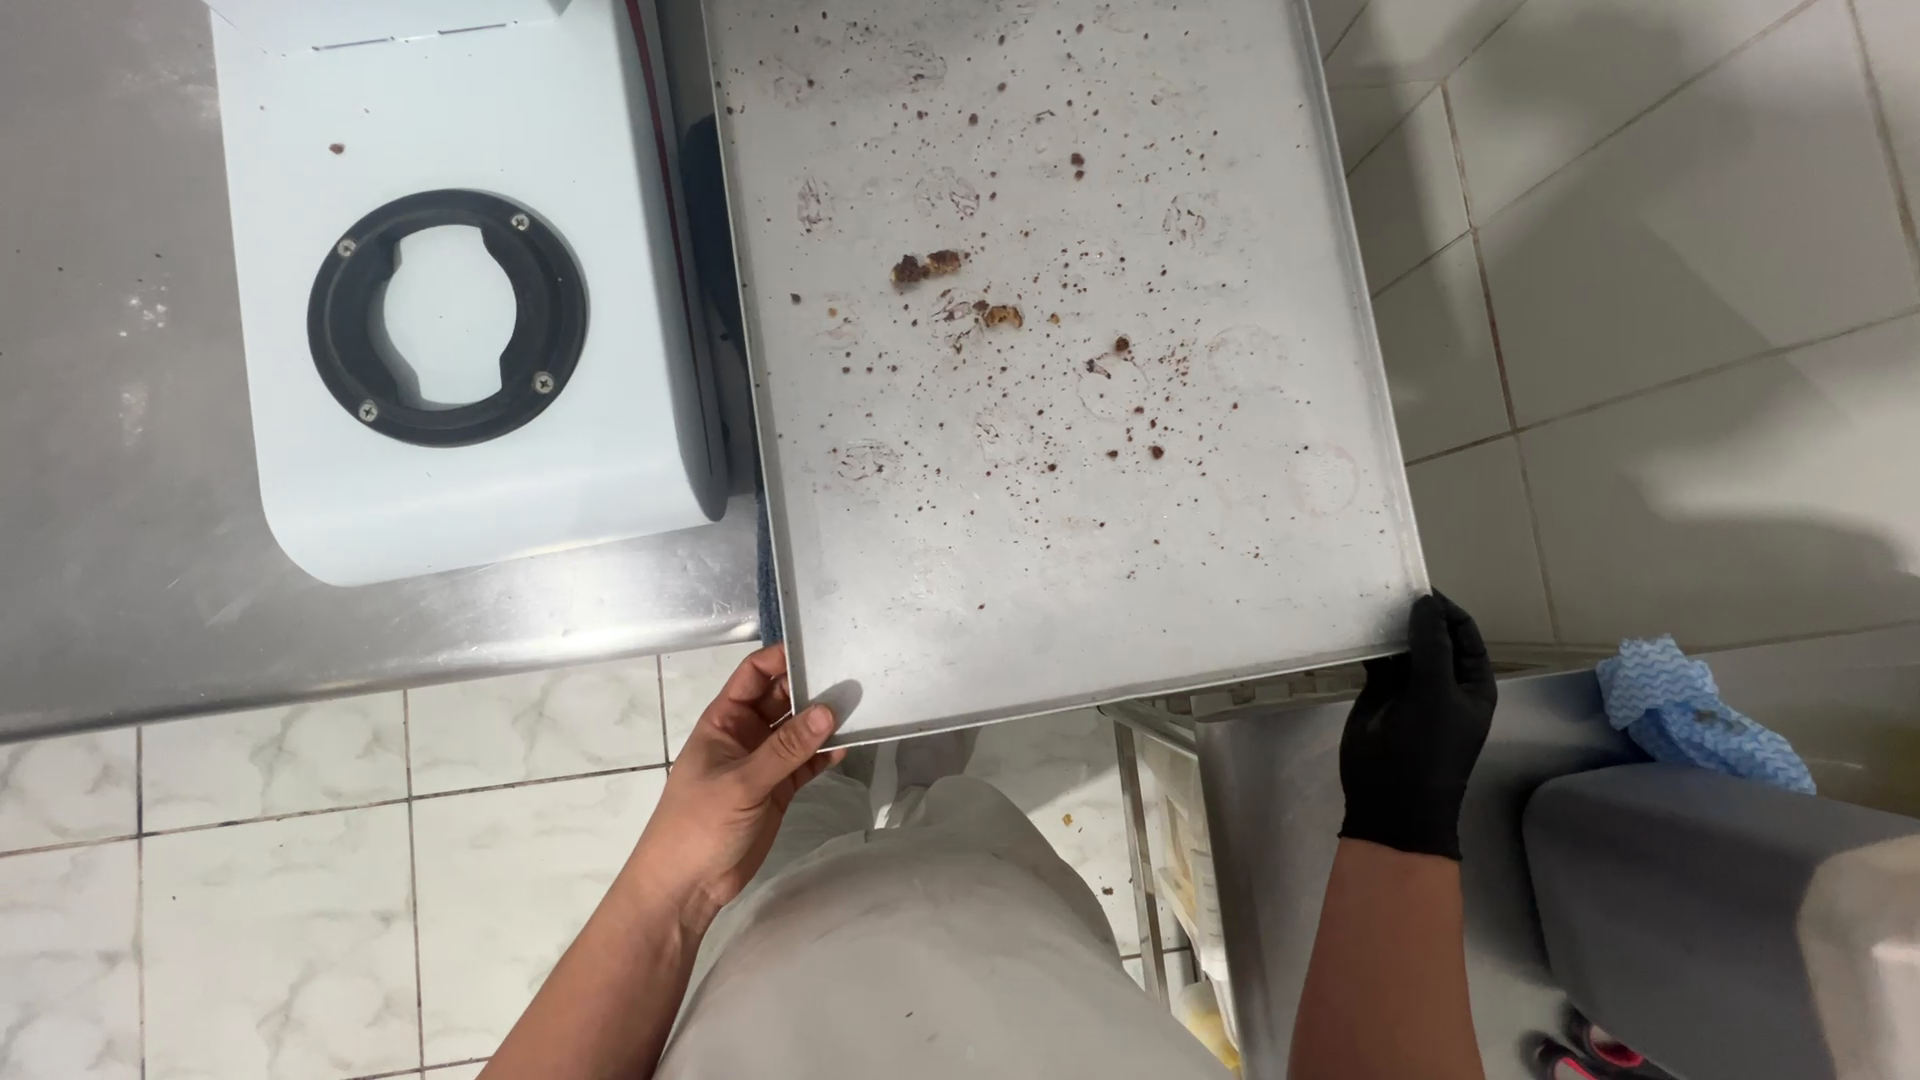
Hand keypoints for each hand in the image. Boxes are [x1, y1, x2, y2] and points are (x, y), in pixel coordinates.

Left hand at [631, 644, 842, 925]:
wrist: (685, 888)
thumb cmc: (698, 825)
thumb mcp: (742, 782)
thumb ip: (787, 748)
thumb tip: (829, 710)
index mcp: (724, 720)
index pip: (754, 674)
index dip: (782, 657)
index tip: (819, 647)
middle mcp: (745, 734)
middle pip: (782, 698)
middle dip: (812, 688)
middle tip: (853, 676)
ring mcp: (763, 762)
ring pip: (798, 730)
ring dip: (823, 722)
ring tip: (861, 707)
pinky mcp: (778, 789)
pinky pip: (806, 762)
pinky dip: (825, 754)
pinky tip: (848, 745)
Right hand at [1338, 593, 1495, 860]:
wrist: (1390, 797)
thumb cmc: (1424, 748)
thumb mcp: (1434, 694)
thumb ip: (1430, 646)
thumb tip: (1425, 602)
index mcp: (1471, 683)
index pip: (1462, 632)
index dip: (1444, 609)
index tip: (1414, 588)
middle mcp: (1442, 680)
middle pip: (1431, 635)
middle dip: (1412, 614)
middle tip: (1384, 589)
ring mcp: (1409, 688)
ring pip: (1401, 647)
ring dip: (1387, 627)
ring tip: (1365, 602)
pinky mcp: (1379, 694)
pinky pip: (1376, 661)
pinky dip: (1367, 645)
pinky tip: (1352, 629)